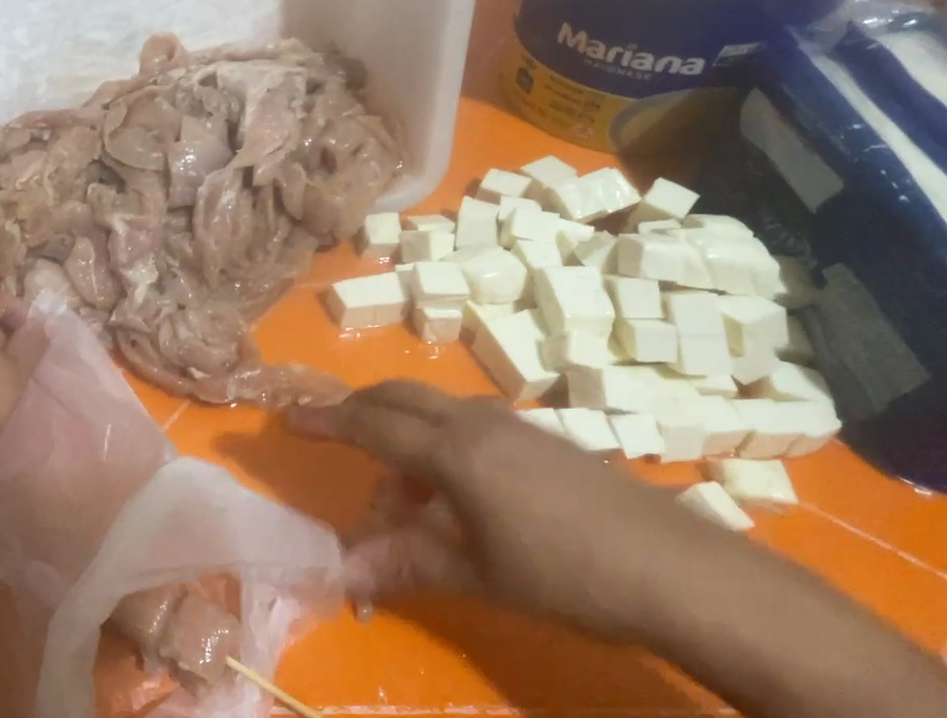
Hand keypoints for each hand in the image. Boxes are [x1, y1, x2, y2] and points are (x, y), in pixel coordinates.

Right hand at [289, 380, 755, 641]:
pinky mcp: (543, 440)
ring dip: (403, 434)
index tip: (288, 417)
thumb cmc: (566, 573)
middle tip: (334, 435)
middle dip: (359, 410)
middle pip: (398, 396)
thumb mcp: (477, 574)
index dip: (325, 421)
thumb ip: (405, 565)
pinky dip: (440, 442)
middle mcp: (476, 422)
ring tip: (402, 494)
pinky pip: (469, 423)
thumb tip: (344, 578)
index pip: (370, 424)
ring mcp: (515, 425)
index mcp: (452, 449)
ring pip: (435, 409)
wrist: (685, 575)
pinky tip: (456, 492)